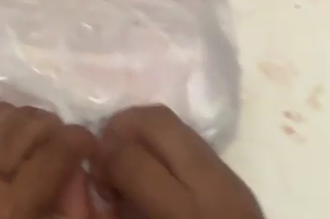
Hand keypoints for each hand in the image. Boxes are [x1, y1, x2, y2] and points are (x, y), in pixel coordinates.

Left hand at [0, 104, 98, 218]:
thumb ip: (63, 207)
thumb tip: (77, 172)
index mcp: (7, 206)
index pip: (56, 151)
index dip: (81, 140)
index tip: (91, 145)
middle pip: (31, 121)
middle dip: (55, 128)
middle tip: (64, 147)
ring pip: (5, 112)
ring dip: (27, 123)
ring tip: (37, 144)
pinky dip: (1, 130)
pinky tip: (8, 150)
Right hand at [93, 106, 261, 218]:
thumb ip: (117, 211)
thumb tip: (94, 180)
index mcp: (184, 214)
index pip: (131, 158)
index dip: (102, 158)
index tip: (93, 173)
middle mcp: (212, 188)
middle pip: (156, 120)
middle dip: (121, 127)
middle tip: (107, 156)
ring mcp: (229, 179)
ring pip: (174, 122)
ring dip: (141, 131)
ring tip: (128, 160)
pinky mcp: (236, 180)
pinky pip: (190, 141)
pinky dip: (163, 145)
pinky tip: (154, 171)